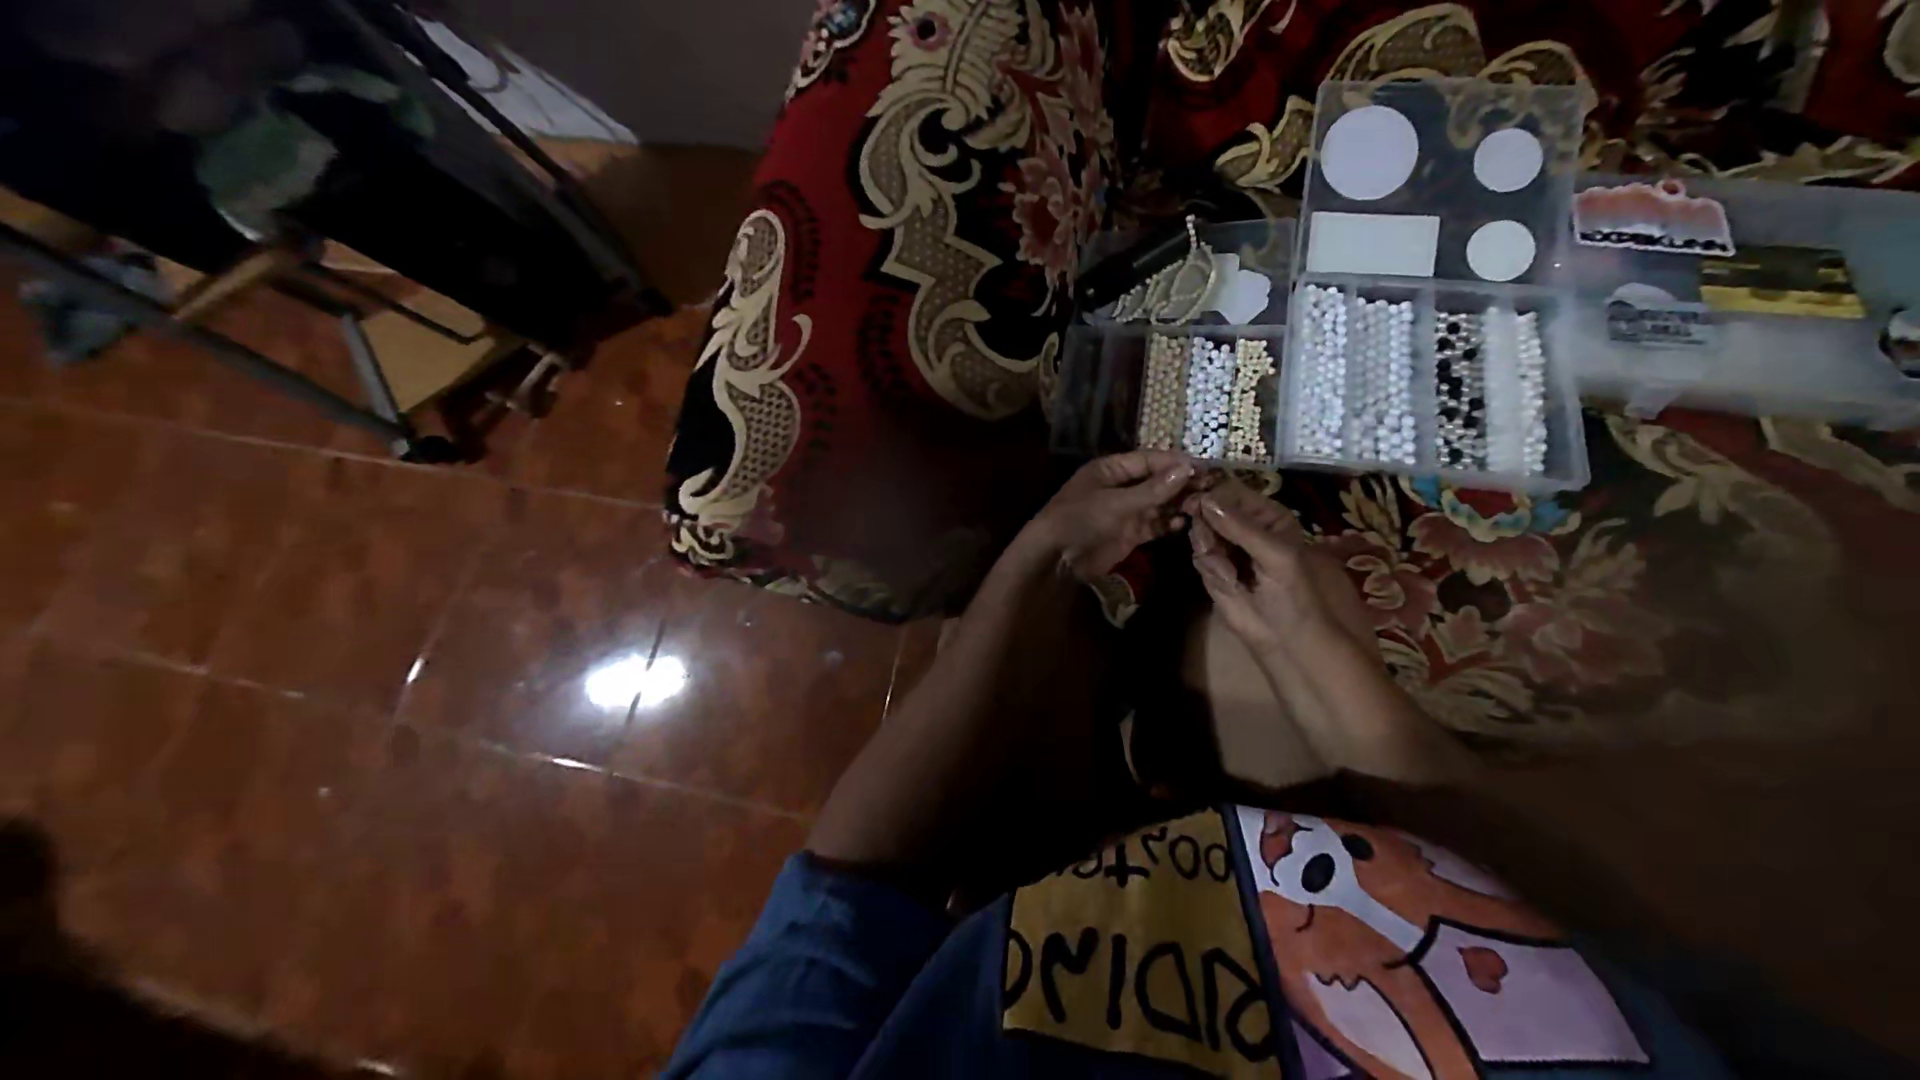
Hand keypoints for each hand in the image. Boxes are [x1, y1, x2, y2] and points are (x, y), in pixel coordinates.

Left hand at [1026, 451, 1197, 579]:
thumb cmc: (1079, 520)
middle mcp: (1120, 487)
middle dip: (1181, 483)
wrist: (1055, 559)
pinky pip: (1154, 524)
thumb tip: (1186, 468)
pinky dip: (1169, 523)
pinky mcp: (1129, 533)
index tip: (1203, 466)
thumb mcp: (1116, 502)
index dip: (1175, 463)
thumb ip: (1152, 489)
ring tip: (1204, 504)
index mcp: (1110, 470)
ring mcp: (1125, 511)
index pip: (1149, 460)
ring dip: (1178, 503)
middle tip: (1212, 486)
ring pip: (1159, 503)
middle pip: (1157, 480)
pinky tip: (1185, 522)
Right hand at [1184, 480, 1373, 655]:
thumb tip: (1205, 501)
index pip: (1232, 492)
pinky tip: (1229, 582)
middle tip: (1211, 547)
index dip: (1212, 495)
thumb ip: (1240, 527)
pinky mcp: (1212, 567)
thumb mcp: (1275, 554)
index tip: (1193, 503)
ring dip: (1210, 552)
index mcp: (1266, 515)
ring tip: (1230, 574)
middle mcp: (1243, 526)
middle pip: (1209, 511)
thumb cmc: (1294, 592)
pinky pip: (1198, 556)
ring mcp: (1226, 546)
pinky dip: (1210, 569)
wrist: (1285, 635)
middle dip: (1207, 528)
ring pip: (1199, 533)